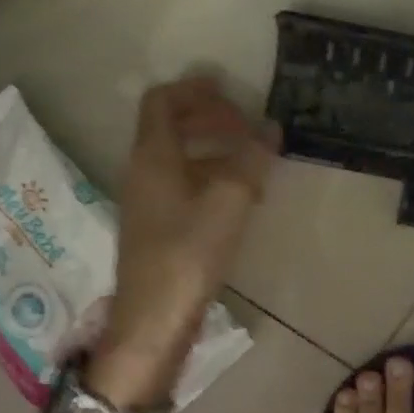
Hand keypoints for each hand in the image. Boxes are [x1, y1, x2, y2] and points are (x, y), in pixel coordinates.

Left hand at [87, 77, 277, 405]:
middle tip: (248, 126)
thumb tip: (270, 127)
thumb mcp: (229, 202)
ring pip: (180, 157)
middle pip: (171, 126)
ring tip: (254, 161)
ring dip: (215, 149)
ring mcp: (147, 200)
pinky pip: (183, 183)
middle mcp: (143, 171)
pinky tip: (242, 198)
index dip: (194, 90)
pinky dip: (210, 176)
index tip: (228, 89)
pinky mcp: (156, 226)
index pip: (162, 101)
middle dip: (210, 119)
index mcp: (152, 157)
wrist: (152, 323)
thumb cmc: (188, 255)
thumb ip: (251, 160)